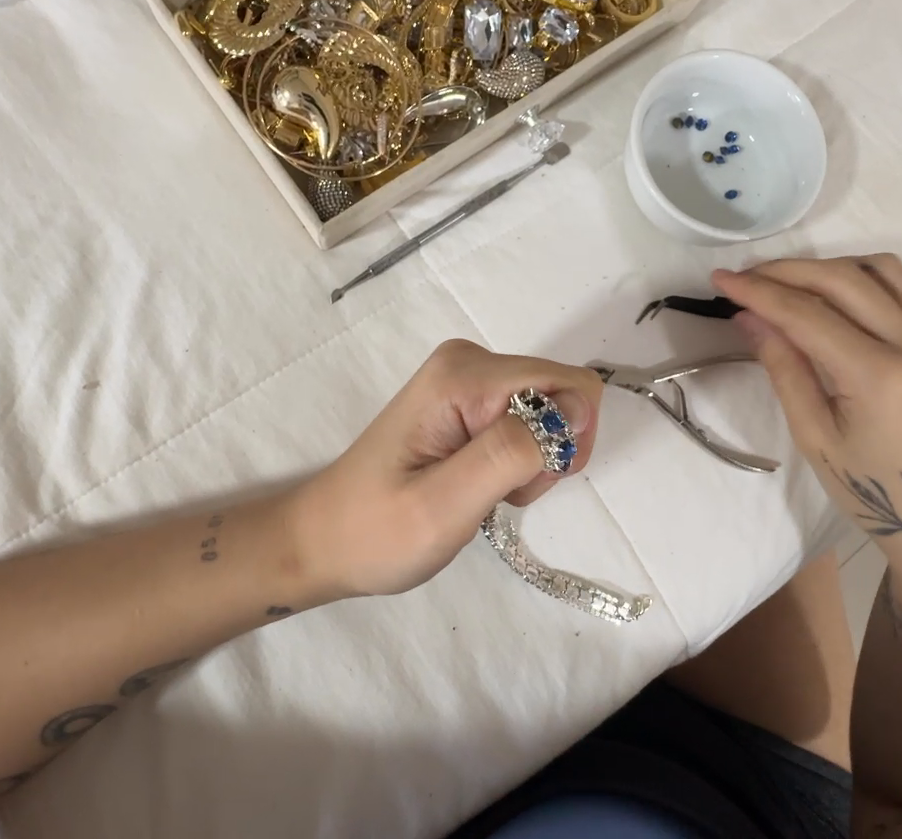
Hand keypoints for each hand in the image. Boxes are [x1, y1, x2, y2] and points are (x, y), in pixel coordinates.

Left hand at [288, 339, 604, 599]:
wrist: (324, 540)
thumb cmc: (378, 532)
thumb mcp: (447, 504)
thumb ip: (513, 452)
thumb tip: (577, 407)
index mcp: (464, 375)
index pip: (569, 385)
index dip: (566, 440)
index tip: (524, 483)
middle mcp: (469, 361)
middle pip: (561, 397)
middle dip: (547, 453)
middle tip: (501, 494)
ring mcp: (467, 379)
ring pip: (548, 414)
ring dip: (531, 463)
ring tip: (484, 494)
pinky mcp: (467, 401)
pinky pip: (526, 423)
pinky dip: (517, 461)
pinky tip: (480, 484)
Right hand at [714, 257, 901, 574]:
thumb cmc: (870, 490)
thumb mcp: (814, 436)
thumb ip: (784, 367)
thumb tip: (748, 316)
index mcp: (879, 376)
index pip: (807, 314)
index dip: (759, 292)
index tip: (721, 278)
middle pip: (842, 280)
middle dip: (786, 271)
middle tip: (746, 277)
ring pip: (880, 269)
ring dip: (829, 267)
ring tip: (790, 283)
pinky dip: (869, 276)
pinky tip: (840, 292)